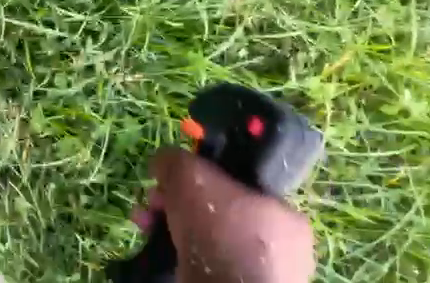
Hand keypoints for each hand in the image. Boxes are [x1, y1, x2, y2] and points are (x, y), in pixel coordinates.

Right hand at [149, 148, 314, 282]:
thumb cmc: (219, 225)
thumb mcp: (188, 172)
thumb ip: (174, 158)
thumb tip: (165, 164)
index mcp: (283, 211)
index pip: (232, 182)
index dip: (194, 176)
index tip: (169, 180)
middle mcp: (280, 241)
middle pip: (212, 205)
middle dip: (173, 199)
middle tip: (153, 200)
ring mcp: (263, 267)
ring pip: (204, 231)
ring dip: (167, 220)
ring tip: (146, 220)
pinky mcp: (241, 282)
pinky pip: (205, 255)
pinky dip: (177, 244)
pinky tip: (156, 238)